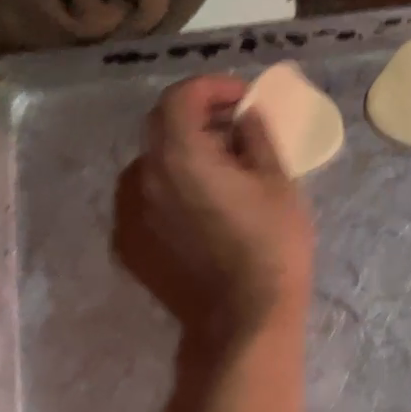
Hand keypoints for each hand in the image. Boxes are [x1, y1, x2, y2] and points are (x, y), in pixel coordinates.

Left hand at [135, 74, 314, 330]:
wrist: (244, 322)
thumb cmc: (273, 249)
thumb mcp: (280, 185)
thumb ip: (257, 138)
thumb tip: (244, 118)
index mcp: (179, 153)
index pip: (181, 96)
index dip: (213, 89)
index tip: (244, 100)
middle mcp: (142, 176)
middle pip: (163, 129)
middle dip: (198, 121)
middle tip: (236, 134)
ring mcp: (130, 213)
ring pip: (153, 167)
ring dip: (183, 159)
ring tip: (220, 177)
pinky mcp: (130, 245)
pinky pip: (147, 203)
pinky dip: (171, 194)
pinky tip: (202, 214)